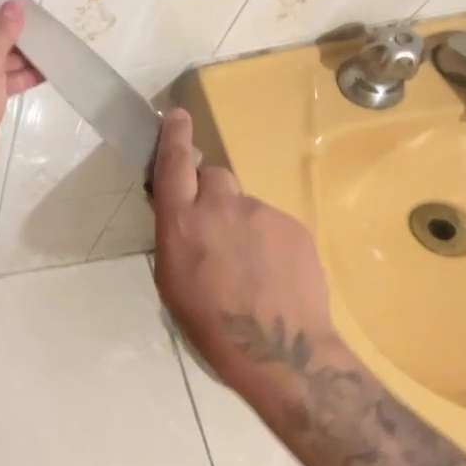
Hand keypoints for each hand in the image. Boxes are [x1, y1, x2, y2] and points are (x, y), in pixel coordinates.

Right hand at [148, 108, 333, 373]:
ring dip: (240, 223)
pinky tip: (271, 274)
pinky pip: (273, 224)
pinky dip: (268, 241)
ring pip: (245, 205)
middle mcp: (220, 207)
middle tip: (212, 226)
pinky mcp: (295, 228)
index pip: (173, 164)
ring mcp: (262, 215)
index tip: (176, 115)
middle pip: (214, 175)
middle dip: (209, 190)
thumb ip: (175, 238)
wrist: (278, 349)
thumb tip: (181, 220)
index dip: (173, 136)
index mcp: (180, 221)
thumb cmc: (207, 323)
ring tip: (247, 266)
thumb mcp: (170, 280)